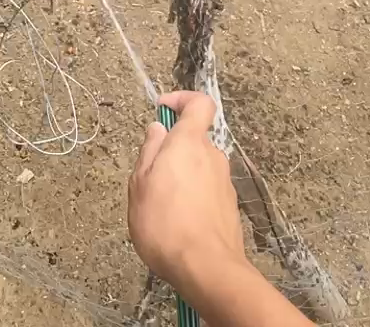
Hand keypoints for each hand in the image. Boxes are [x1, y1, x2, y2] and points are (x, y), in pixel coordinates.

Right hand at [127, 91, 244, 293]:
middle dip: (172, 152)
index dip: (182, 99)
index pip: (199, 103)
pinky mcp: (229, 206)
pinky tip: (180, 223)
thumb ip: (149, 151)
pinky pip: (207, 190)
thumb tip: (157, 130)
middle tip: (151, 177)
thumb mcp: (140, 184)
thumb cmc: (166, 224)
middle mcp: (212, 156)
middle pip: (193, 139)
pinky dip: (193, 197)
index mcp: (189, 142)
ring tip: (162, 207)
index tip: (163, 108)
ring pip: (199, 167)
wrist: (207, 270)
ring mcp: (224, 182)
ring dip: (182, 178)